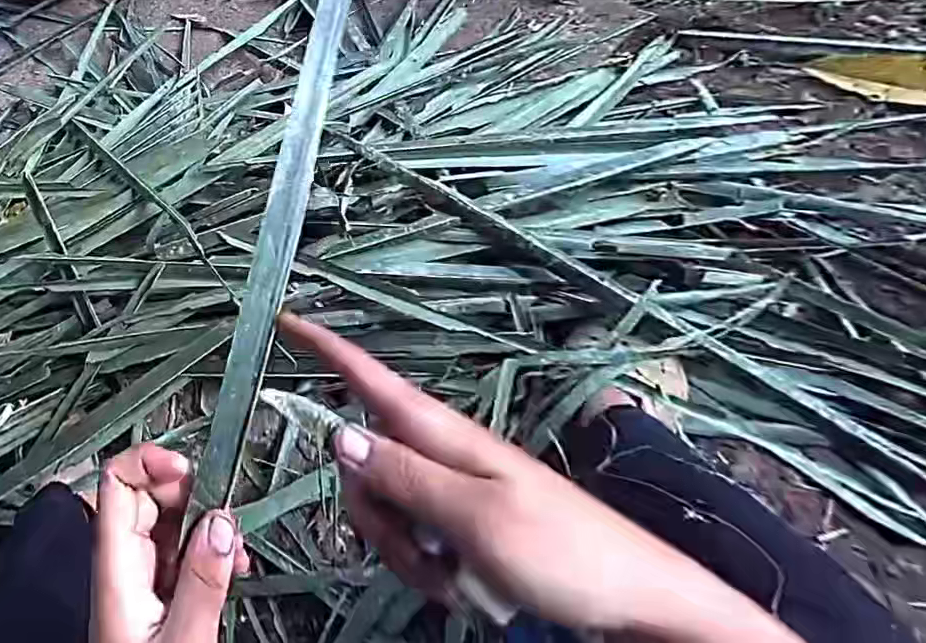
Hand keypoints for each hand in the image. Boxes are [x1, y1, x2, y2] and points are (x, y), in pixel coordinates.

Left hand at [91, 444, 250, 642]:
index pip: (115, 481)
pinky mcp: (157, 595)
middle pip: (149, 494)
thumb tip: (220, 524)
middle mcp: (122, 564)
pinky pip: (181, 550)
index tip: (185, 467)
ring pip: (169, 521)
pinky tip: (230, 565)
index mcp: (115, 567)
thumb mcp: (182, 642)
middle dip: (192, 495)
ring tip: (235, 548)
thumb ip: (201, 583)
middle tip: (224, 516)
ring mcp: (139, 578)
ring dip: (206, 524)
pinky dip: (208, 549)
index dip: (148, 461)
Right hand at [276, 312, 800, 642]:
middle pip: (359, 459)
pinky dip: (421, 564)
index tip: (285, 319)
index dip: (322, 345)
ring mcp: (444, 483)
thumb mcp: (476, 519)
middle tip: (422, 553)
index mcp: (435, 430)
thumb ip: (403, 476)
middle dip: (373, 512)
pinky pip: (407, 531)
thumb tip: (338, 435)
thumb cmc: (565, 551)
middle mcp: (431, 447)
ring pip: (379, 501)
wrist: (640, 605)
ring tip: (456, 579)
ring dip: (401, 548)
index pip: (364, 374)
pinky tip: (461, 585)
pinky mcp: (455, 517)